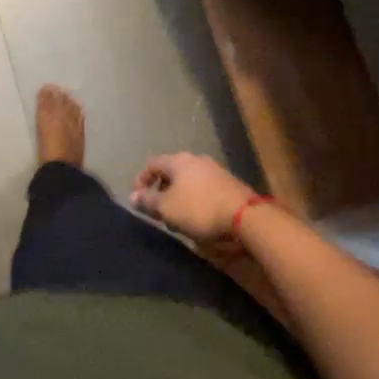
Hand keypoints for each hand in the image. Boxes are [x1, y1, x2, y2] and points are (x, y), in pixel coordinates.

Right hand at [131, 152, 257, 243]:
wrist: (245, 216)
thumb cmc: (199, 209)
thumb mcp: (167, 208)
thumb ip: (148, 201)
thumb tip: (132, 196)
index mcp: (178, 160)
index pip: (151, 164)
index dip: (141, 180)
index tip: (137, 199)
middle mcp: (196, 159)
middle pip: (171, 172)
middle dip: (161, 191)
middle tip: (157, 211)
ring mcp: (214, 170)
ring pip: (188, 181)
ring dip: (178, 197)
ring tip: (177, 218)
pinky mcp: (228, 183)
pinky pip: (203, 189)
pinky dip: (194, 200)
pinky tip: (197, 218)